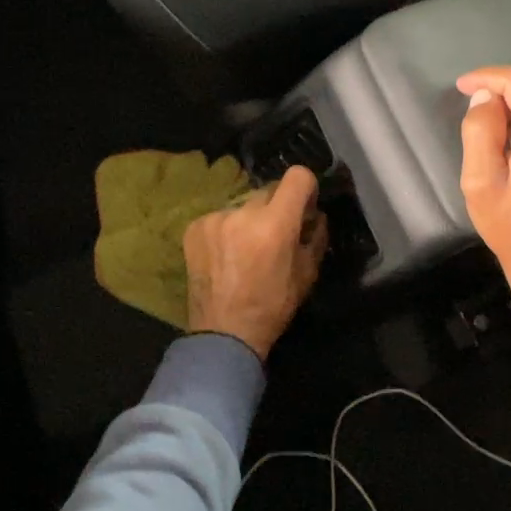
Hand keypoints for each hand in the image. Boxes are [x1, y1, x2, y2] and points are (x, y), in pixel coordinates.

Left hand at [184, 165, 327, 358]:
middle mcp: (243, 213)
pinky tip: (225, 256)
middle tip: (276, 234)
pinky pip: (220, 218)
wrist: (223, 334)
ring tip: (246, 250)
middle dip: (277, 208)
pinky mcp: (195, 227)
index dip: (306, 188)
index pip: (297, 176)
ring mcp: (215, 218)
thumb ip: (315, 237)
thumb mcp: (307, 274)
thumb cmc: (272, 307)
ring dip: (249, 220)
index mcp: (275, 224)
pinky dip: (226, 230)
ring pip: (243, 205)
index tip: (305, 206)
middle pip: (269, 191)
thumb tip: (316, 216)